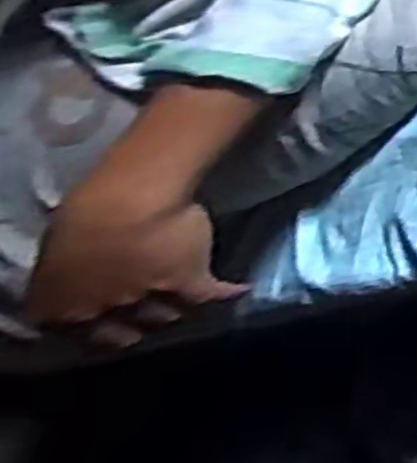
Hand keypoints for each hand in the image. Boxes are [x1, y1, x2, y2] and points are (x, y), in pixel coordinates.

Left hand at [25, 182, 247, 348]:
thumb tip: (85, 270)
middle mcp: (99, 311)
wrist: (125, 204)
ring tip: (193, 305)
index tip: (109, 325)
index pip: (73, 331)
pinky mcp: (186, 281)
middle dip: (138, 322)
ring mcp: (145, 297)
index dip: (93, 327)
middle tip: (153, 319)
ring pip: (165, 312)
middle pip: (123, 325)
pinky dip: (225, 293)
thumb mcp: (60, 251)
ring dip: (178, 309)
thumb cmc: (84, 217)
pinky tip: (241, 290)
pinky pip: (208, 292)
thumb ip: (71, 270)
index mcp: (55, 307)